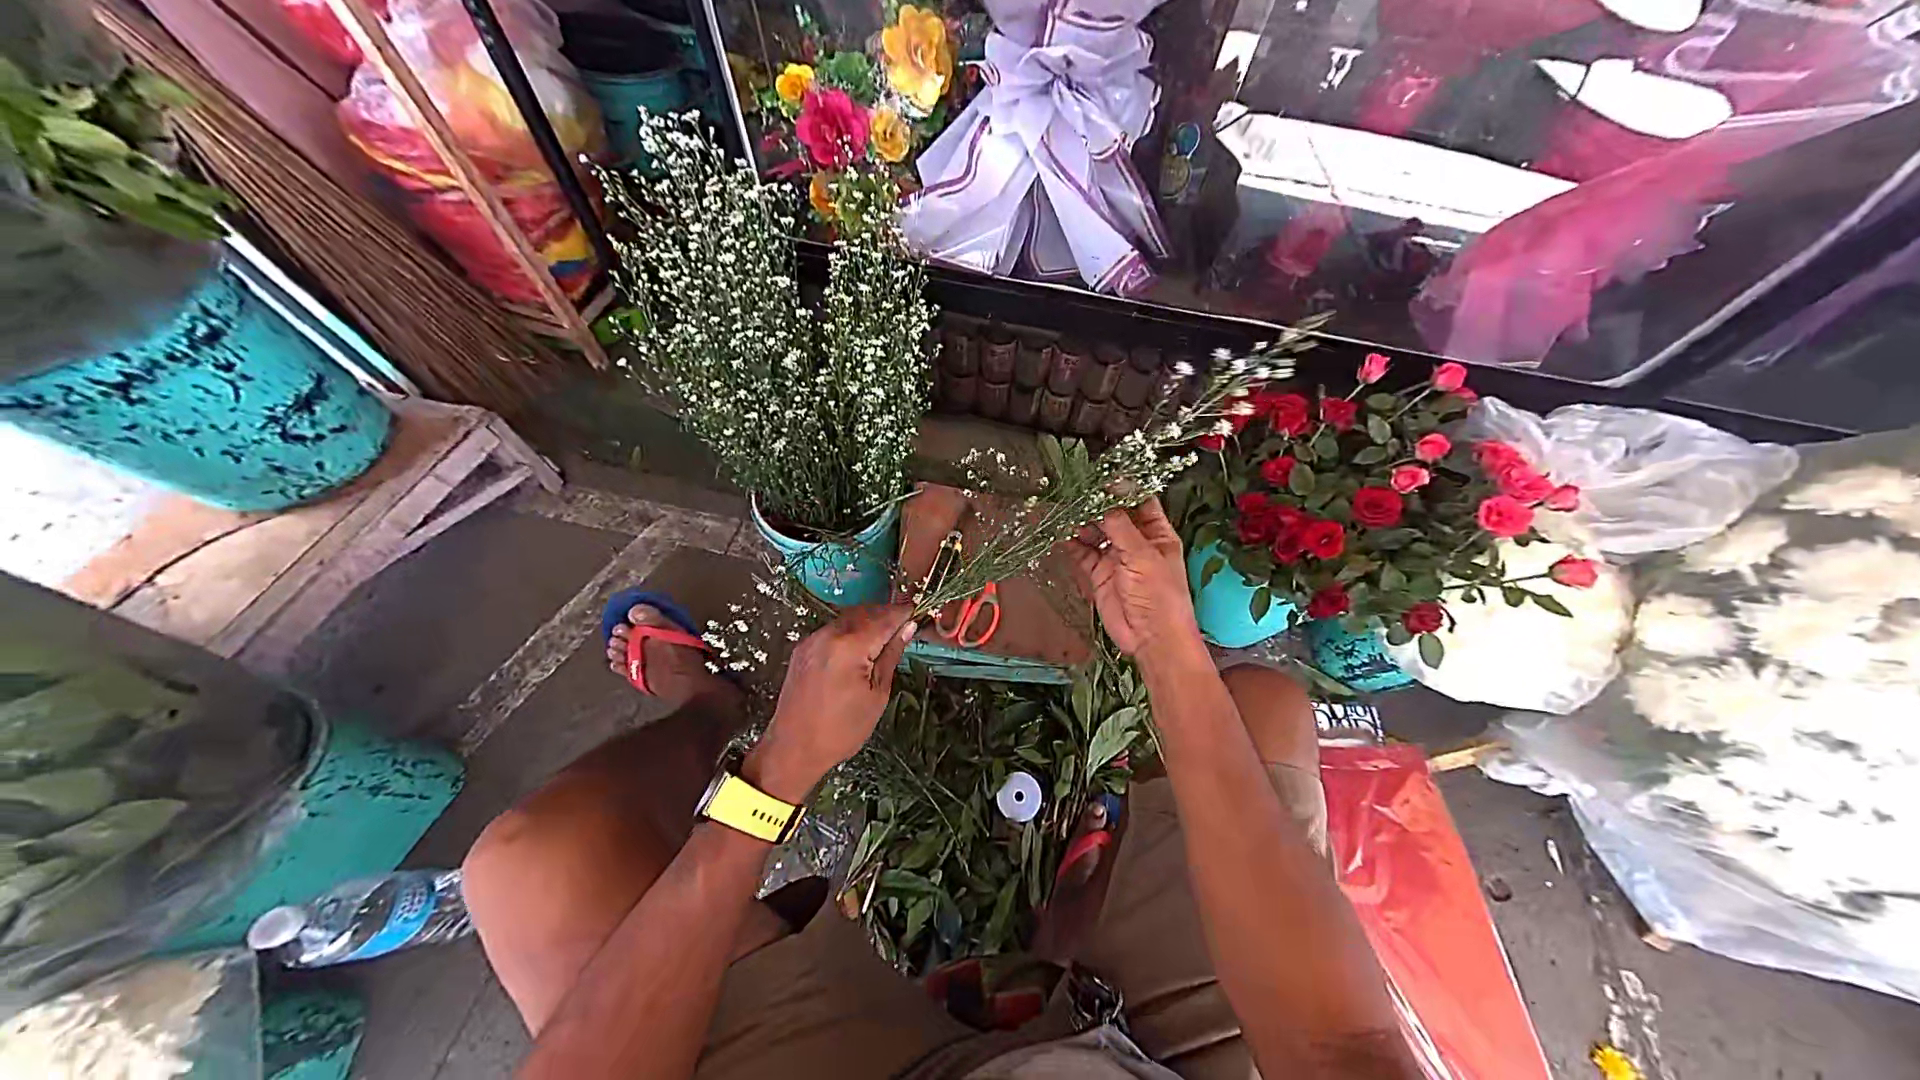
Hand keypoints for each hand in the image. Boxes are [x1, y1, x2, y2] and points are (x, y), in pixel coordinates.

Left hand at [748, 605, 917, 801]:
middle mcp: (828, 636)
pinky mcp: (803, 648)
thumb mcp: (877, 695)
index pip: (884, 619)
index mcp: (849, 647)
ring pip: (847, 618)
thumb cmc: (841, 730)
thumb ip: (891, 656)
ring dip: (868, 621)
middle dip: (886, 615)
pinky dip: (850, 631)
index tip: (918, 612)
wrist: (793, 749)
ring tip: (886, 637)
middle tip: (906, 625)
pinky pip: (832, 629)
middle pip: (865, 612)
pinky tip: (860, 646)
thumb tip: (907, 629)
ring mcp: (812, 640)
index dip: (903, 613)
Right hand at [1066, 498, 1206, 670]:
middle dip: (1094, 504)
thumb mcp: (1142, 555)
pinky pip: (1082, 553)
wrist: (1152, 638)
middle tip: (1072, 490)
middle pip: (1112, 515)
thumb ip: (1120, 524)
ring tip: (1062, 510)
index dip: (1120, 488)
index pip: (1138, 501)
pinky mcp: (1098, 574)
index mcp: (1156, 533)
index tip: (1099, 476)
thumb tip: (1106, 492)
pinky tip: (1059, 532)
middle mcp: (1135, 542)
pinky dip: (1070, 543)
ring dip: (1079, 522)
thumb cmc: (1160, 596)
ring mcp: (1115, 557)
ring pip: (1094, 532)